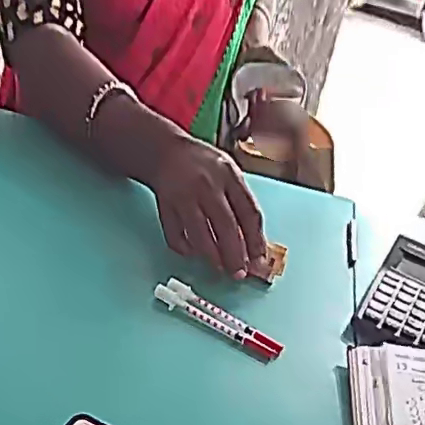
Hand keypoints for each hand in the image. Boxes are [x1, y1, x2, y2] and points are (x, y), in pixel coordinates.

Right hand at [147, 133, 268, 277]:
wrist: (165, 151)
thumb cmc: (203, 167)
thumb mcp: (229, 173)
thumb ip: (241, 202)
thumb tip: (254, 244)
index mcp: (229, 175)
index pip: (248, 212)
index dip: (256, 240)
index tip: (259, 260)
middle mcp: (207, 185)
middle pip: (226, 226)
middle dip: (235, 255)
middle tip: (240, 273)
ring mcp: (184, 196)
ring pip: (200, 235)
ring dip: (212, 257)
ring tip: (220, 269)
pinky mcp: (165, 207)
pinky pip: (175, 236)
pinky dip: (185, 249)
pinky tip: (194, 254)